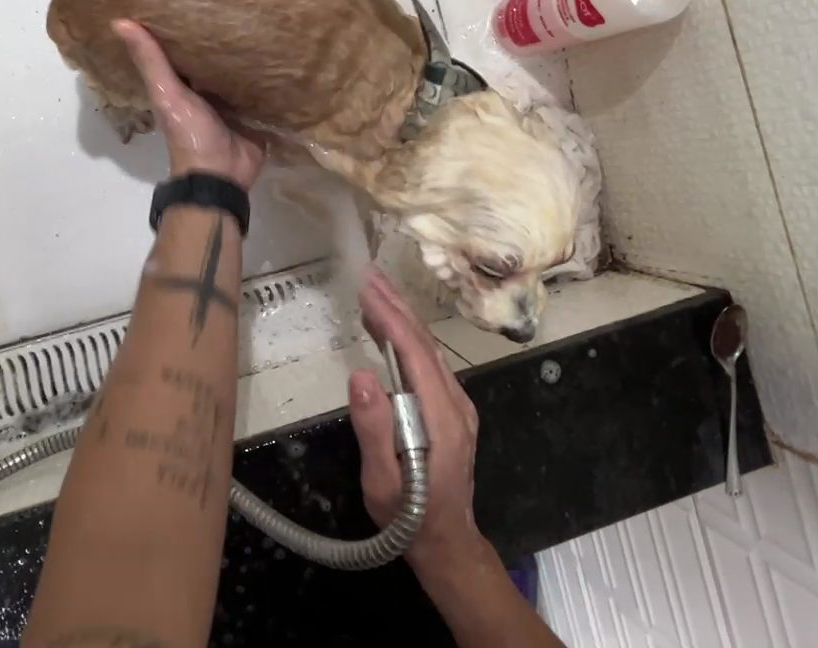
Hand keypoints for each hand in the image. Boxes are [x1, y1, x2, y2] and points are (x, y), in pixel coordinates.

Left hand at [113, 19, 265, 188]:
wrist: (222, 174)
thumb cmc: (189, 134)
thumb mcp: (167, 94)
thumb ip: (151, 62)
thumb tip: (119, 21)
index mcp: (183, 83)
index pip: (183, 46)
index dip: (184, 22)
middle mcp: (208, 88)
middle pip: (215, 56)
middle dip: (224, 32)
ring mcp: (234, 99)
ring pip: (241, 69)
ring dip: (250, 49)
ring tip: (264, 12)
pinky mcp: (257, 109)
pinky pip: (265, 86)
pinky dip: (271, 72)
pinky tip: (285, 46)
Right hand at [347, 267, 485, 572]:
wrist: (445, 542)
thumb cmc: (408, 517)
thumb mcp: (383, 482)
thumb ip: (374, 430)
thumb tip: (361, 374)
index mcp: (443, 416)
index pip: (416, 353)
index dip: (392, 318)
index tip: (367, 288)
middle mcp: (456, 402)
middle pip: (426, 343)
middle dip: (397, 306)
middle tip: (369, 275)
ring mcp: (457, 405)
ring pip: (429, 350)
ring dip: (402, 317)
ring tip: (374, 290)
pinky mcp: (451, 410)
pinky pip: (428, 363)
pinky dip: (407, 338)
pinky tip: (387, 329)